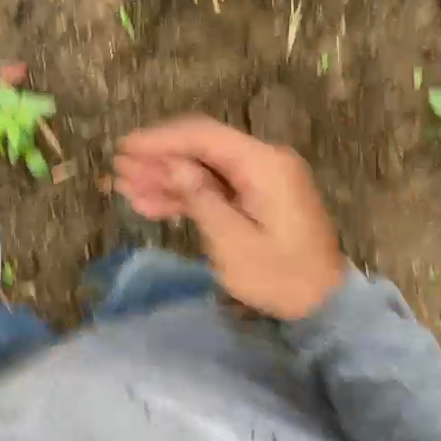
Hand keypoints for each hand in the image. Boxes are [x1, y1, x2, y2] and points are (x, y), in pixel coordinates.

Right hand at [114, 116, 344, 320]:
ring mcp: (263, 181)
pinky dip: (187, 197)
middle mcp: (265, 162)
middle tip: (119, 173)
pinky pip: (218, 189)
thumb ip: (201, 198)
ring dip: (168, 180)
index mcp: (264, 164)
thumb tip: (173, 165)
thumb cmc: (279, 276)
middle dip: (159, 161)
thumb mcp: (233, 242)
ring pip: (206, 170)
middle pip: (202, 150)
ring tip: (127, 190)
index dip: (160, 140)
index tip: (125, 147)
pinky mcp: (260, 200)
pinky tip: (154, 205)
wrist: (321, 303)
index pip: (203, 137)